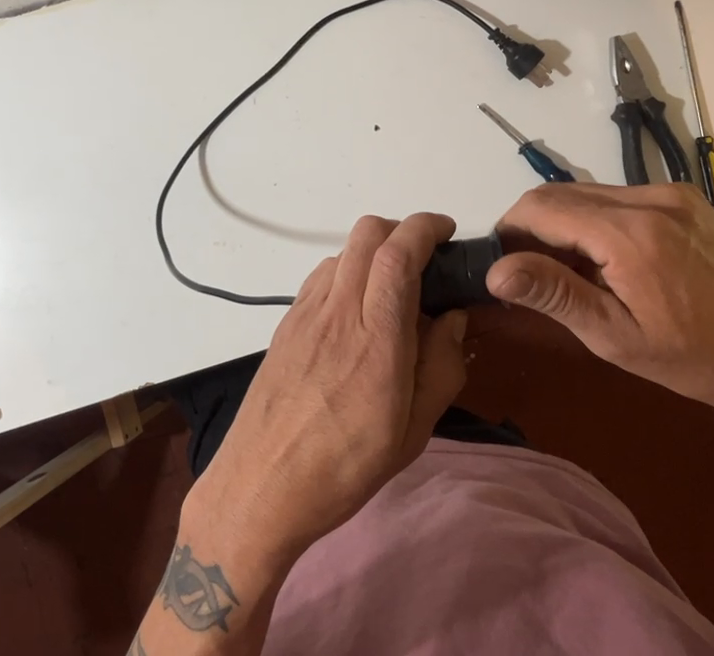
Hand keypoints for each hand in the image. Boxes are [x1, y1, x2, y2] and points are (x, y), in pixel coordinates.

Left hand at [184, 213, 469, 566]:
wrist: (261, 486)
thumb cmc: (346, 466)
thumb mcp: (415, 429)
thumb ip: (441, 364)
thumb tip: (451, 317)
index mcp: (377, 335)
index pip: (398, 250)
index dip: (426, 228)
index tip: (448, 233)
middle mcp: (338, 310)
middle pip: (366, 232)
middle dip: (402, 230)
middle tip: (427, 261)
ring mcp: (305, 313)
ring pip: (342, 252)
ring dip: (372, 252)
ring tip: (393, 294)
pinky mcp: (285, 324)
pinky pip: (321, 278)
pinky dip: (347, 274)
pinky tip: (357, 316)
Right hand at [487, 183, 713, 448]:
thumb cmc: (690, 359)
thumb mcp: (613, 336)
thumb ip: (553, 293)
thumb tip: (494, 269)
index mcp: (629, 234)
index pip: (540, 207)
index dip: (509, 229)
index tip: (501, 262)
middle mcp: (649, 199)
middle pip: (560, 194)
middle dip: (533, 226)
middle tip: (530, 272)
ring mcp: (672, 195)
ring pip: (588, 192)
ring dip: (564, 222)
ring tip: (570, 271)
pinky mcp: (686, 200)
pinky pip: (620, 197)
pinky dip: (597, 220)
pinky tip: (606, 259)